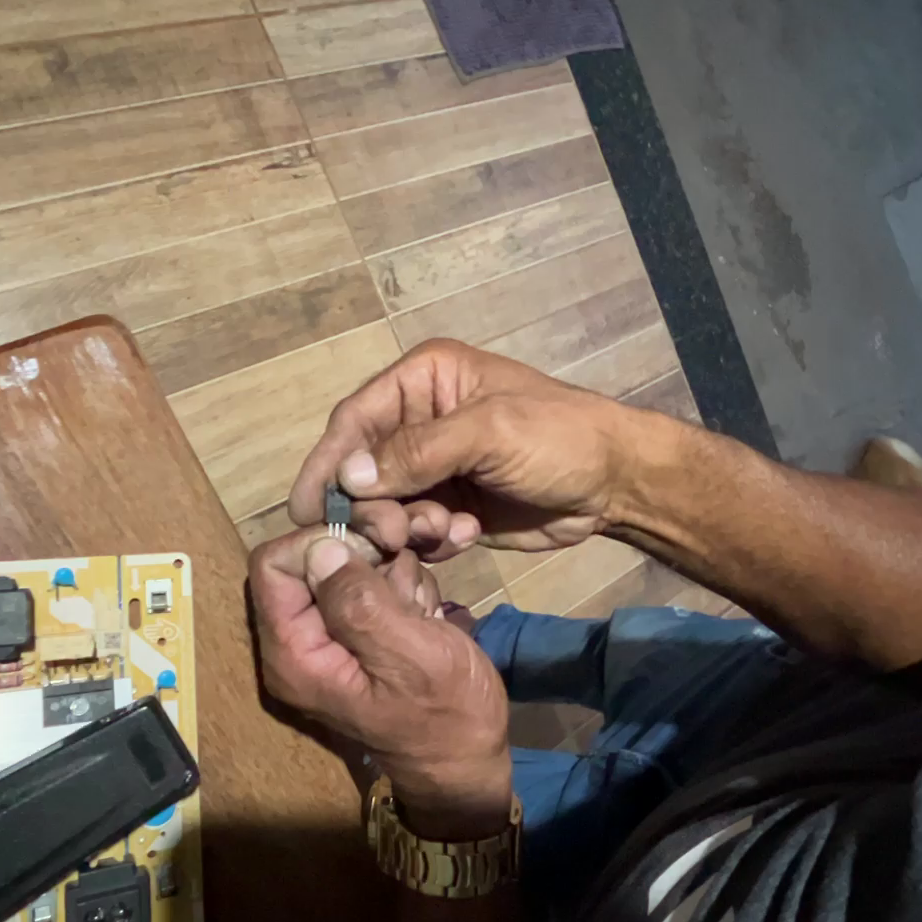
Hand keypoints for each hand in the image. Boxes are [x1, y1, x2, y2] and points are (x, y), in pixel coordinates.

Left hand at [250, 527, 511, 838]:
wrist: (472, 761)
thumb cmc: (447, 716)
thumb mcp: (411, 658)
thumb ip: (361, 603)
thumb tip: (320, 547)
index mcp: (296, 654)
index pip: (274, 564)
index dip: (324, 542)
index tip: (379, 548)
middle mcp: (304, 640)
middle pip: (315, 557)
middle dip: (373, 550)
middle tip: (417, 565)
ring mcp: (336, 634)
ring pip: (353, 565)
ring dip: (399, 570)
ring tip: (427, 611)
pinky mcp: (364, 632)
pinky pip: (376, 583)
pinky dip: (408, 585)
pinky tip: (430, 614)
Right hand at [285, 340, 651, 559]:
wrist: (615, 483)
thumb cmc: (557, 437)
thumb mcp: (490, 433)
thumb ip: (418, 452)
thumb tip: (348, 478)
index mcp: (423, 382)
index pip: (356, 420)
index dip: (328, 463)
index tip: (306, 508)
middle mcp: (418, 422)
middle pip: (363, 469)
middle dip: (373, 506)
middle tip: (392, 535)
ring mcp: (433, 468)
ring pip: (386, 505)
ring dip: (406, 526)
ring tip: (446, 531)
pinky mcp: (449, 506)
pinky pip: (415, 529)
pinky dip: (430, 540)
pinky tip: (466, 536)